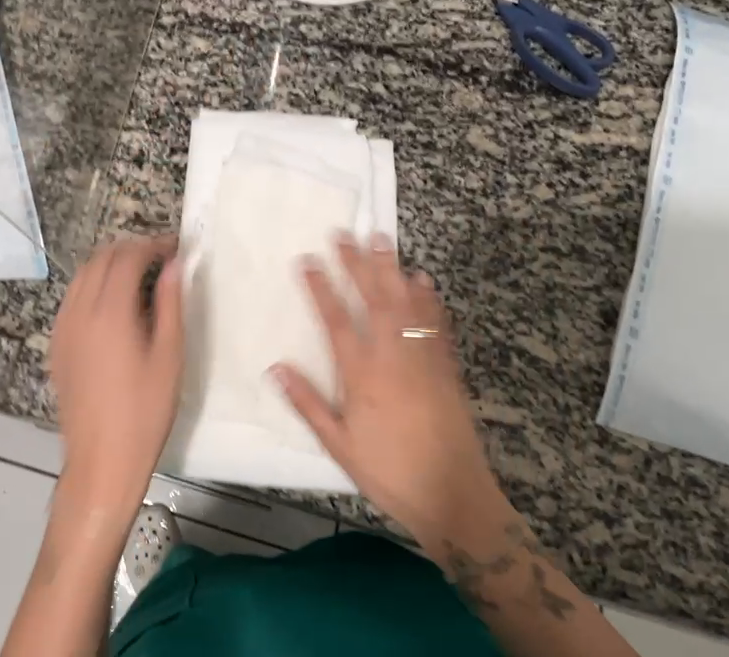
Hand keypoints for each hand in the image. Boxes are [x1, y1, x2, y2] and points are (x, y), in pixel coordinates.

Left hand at [48, 234, 184, 509]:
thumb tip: (173, 266)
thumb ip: (170, 304)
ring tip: (138, 275)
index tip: (175, 248)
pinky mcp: (57, 344)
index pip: (127, 256)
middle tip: (160, 258)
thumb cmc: (144, 413)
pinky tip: (112, 304)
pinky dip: (91, 286)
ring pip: (82, 276)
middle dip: (130, 250)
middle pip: (100, 259)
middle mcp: (80, 311)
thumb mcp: (170, 357)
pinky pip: (71, 299)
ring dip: (108, 265)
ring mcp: (63, 327)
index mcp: (110, 311)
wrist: (101, 460)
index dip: (152, 245)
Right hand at [270, 233, 501, 544]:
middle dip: (357, 264)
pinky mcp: (447, 370)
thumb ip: (307, 403)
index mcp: (362, 375)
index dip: (320, 287)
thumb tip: (275, 367)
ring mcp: (424, 360)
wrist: (453, 496)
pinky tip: (424, 281)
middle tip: (345, 234)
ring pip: (406, 304)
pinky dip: (429, 299)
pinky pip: (436, 325)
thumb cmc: (389, 472)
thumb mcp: (338, 445)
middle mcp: (393, 358)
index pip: (336, 320)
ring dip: (392, 270)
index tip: (307, 260)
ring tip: (382, 240)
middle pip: (373, 300)